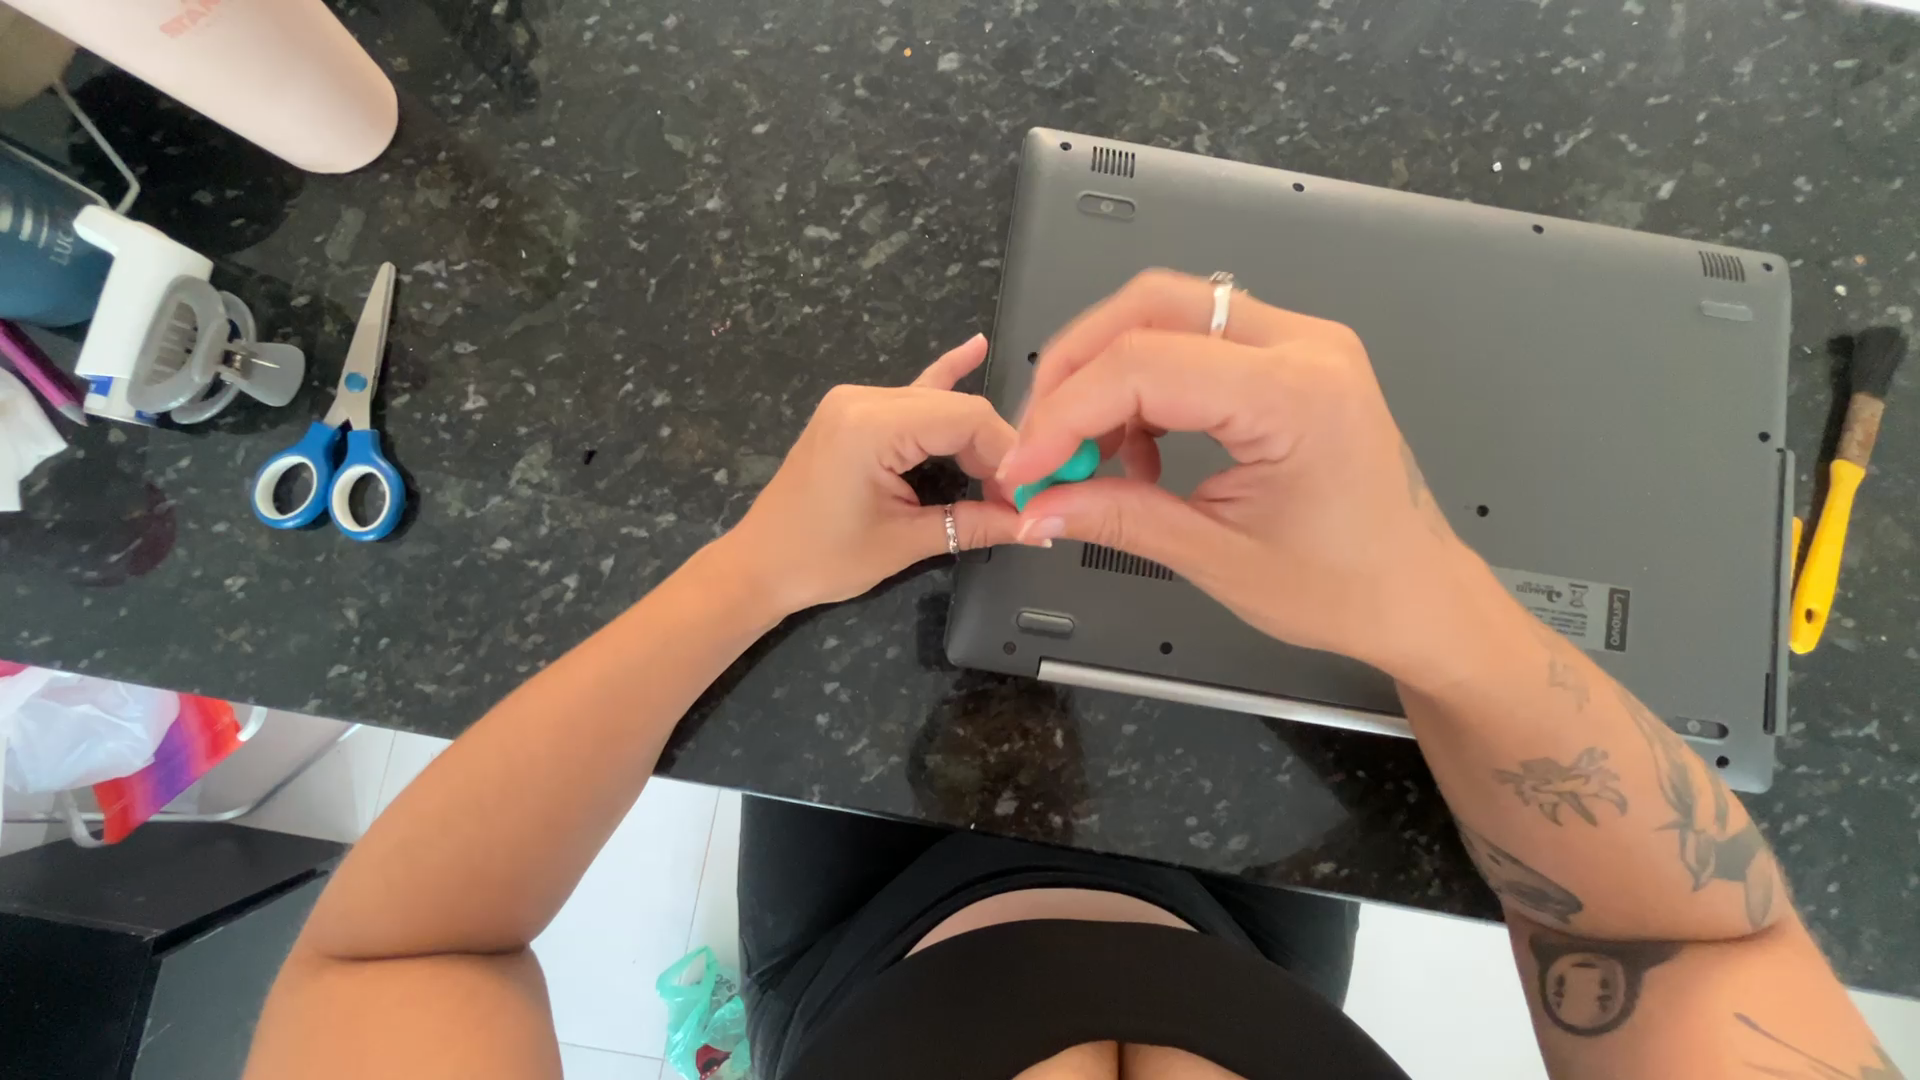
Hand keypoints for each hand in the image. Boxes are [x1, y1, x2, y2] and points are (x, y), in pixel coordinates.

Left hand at [724, 334, 1027, 614]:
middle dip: (995, 452)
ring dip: (974, 437)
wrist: (759, 565)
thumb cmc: (821, 559)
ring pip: (939, 404)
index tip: (1031, 494)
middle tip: (1021, 495)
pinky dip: (943, 378)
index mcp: (871, 426)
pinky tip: (974, 347)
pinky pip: (910, 395)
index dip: (1009, 455)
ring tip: (1007, 471)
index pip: (966, 419)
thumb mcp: (904, 542)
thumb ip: (975, 525)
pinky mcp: (855, 414)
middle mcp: (863, 399)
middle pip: (955, 408)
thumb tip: (1036, 525)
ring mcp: (856, 402)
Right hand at [998, 270, 1490, 685]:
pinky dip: (1143, 385)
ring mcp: (1298, 341)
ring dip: (1106, 373)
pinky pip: (1192, 340)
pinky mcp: (1287, 357)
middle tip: (1040, 439)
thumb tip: (1037, 507)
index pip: (1142, 367)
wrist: (1416, 595)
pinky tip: (1138, 449)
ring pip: (1166, 312)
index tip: (1022, 469)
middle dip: (1073, 369)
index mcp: (1294, 394)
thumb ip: (1118, 518)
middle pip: (1148, 306)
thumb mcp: (1216, 558)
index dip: (1062, 415)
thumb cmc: (1340, 588)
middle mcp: (1300, 343)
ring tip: (1090, 454)